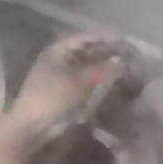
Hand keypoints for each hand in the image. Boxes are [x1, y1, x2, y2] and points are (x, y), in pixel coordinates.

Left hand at [10, 34, 127, 139]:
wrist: (35, 125)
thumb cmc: (54, 97)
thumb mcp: (80, 81)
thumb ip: (102, 69)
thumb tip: (121, 59)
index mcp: (57, 52)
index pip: (84, 38)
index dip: (104, 38)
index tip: (123, 41)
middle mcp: (60, 59)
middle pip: (87, 51)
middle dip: (107, 52)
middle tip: (127, 54)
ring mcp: (64, 74)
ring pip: (89, 65)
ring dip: (105, 65)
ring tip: (124, 66)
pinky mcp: (68, 88)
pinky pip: (88, 78)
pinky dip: (100, 77)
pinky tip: (113, 79)